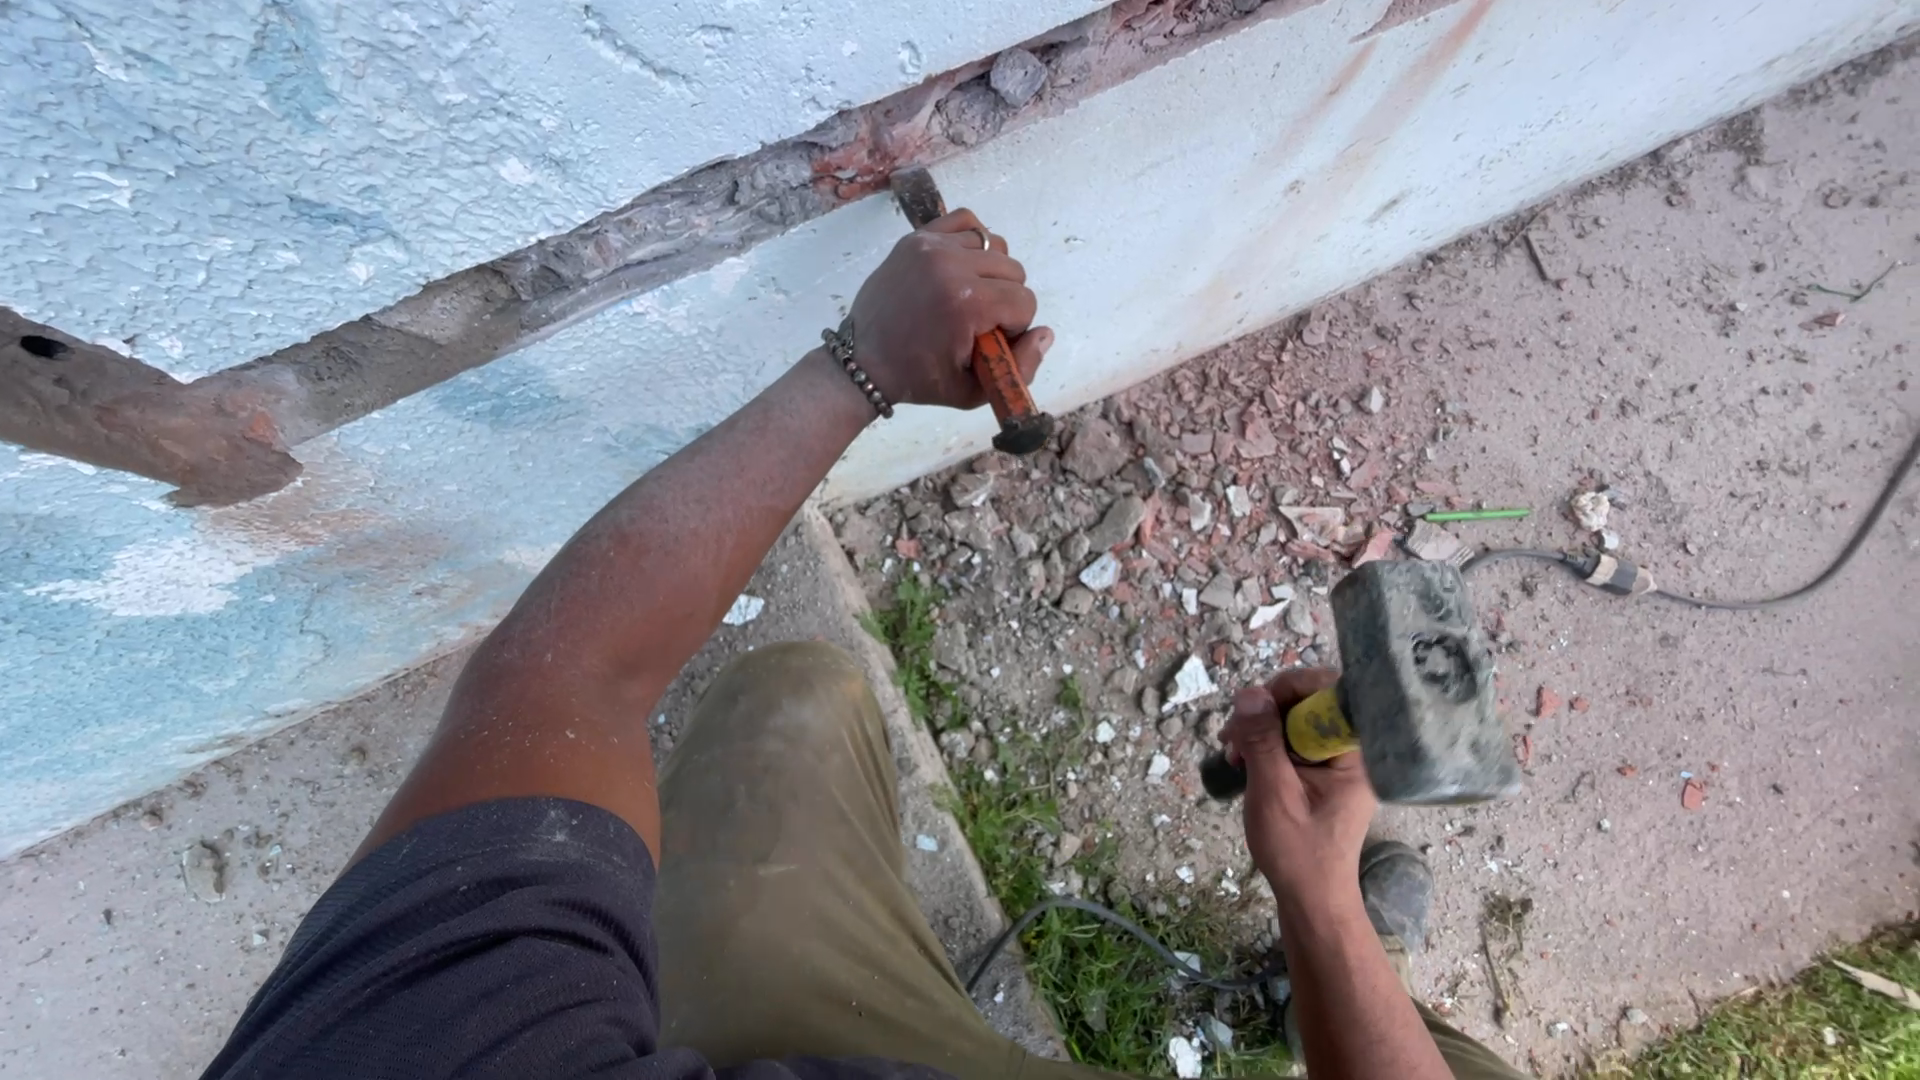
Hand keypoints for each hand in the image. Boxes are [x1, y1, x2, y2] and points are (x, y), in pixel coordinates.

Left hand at [847, 208, 1050, 409]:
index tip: (989, 341)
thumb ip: (1021, 367)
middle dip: (1005, 300)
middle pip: (1014, 271)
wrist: (864, 360)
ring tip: (967, 297)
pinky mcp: (918, 236)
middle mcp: (951, 265)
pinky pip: (967, 221)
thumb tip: (1046, 333)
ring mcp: (932, 245)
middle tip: (977, 322)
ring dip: (990, 274)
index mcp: (966, 303)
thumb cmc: (921, 380)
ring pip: (995, 246)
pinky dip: (974, 242)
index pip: (1024, 302)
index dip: (1014, 327)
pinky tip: (962, 268)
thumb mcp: (973, 392)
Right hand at [1221, 668, 1375, 915]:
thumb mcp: (1273, 792)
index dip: (1290, 688)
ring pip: (1292, 717)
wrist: (1310, 897)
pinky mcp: (1318, 769)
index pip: (1330, 690)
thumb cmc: (1297, 850)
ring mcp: (1333, 759)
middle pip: (1307, 700)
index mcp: (1352, 753)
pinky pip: (1289, 737)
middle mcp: (1348, 749)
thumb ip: (1262, 741)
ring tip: (1233, 753)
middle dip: (1265, 710)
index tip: (1256, 709)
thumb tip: (1249, 692)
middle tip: (1234, 737)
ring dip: (1257, 728)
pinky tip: (1242, 760)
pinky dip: (1262, 742)